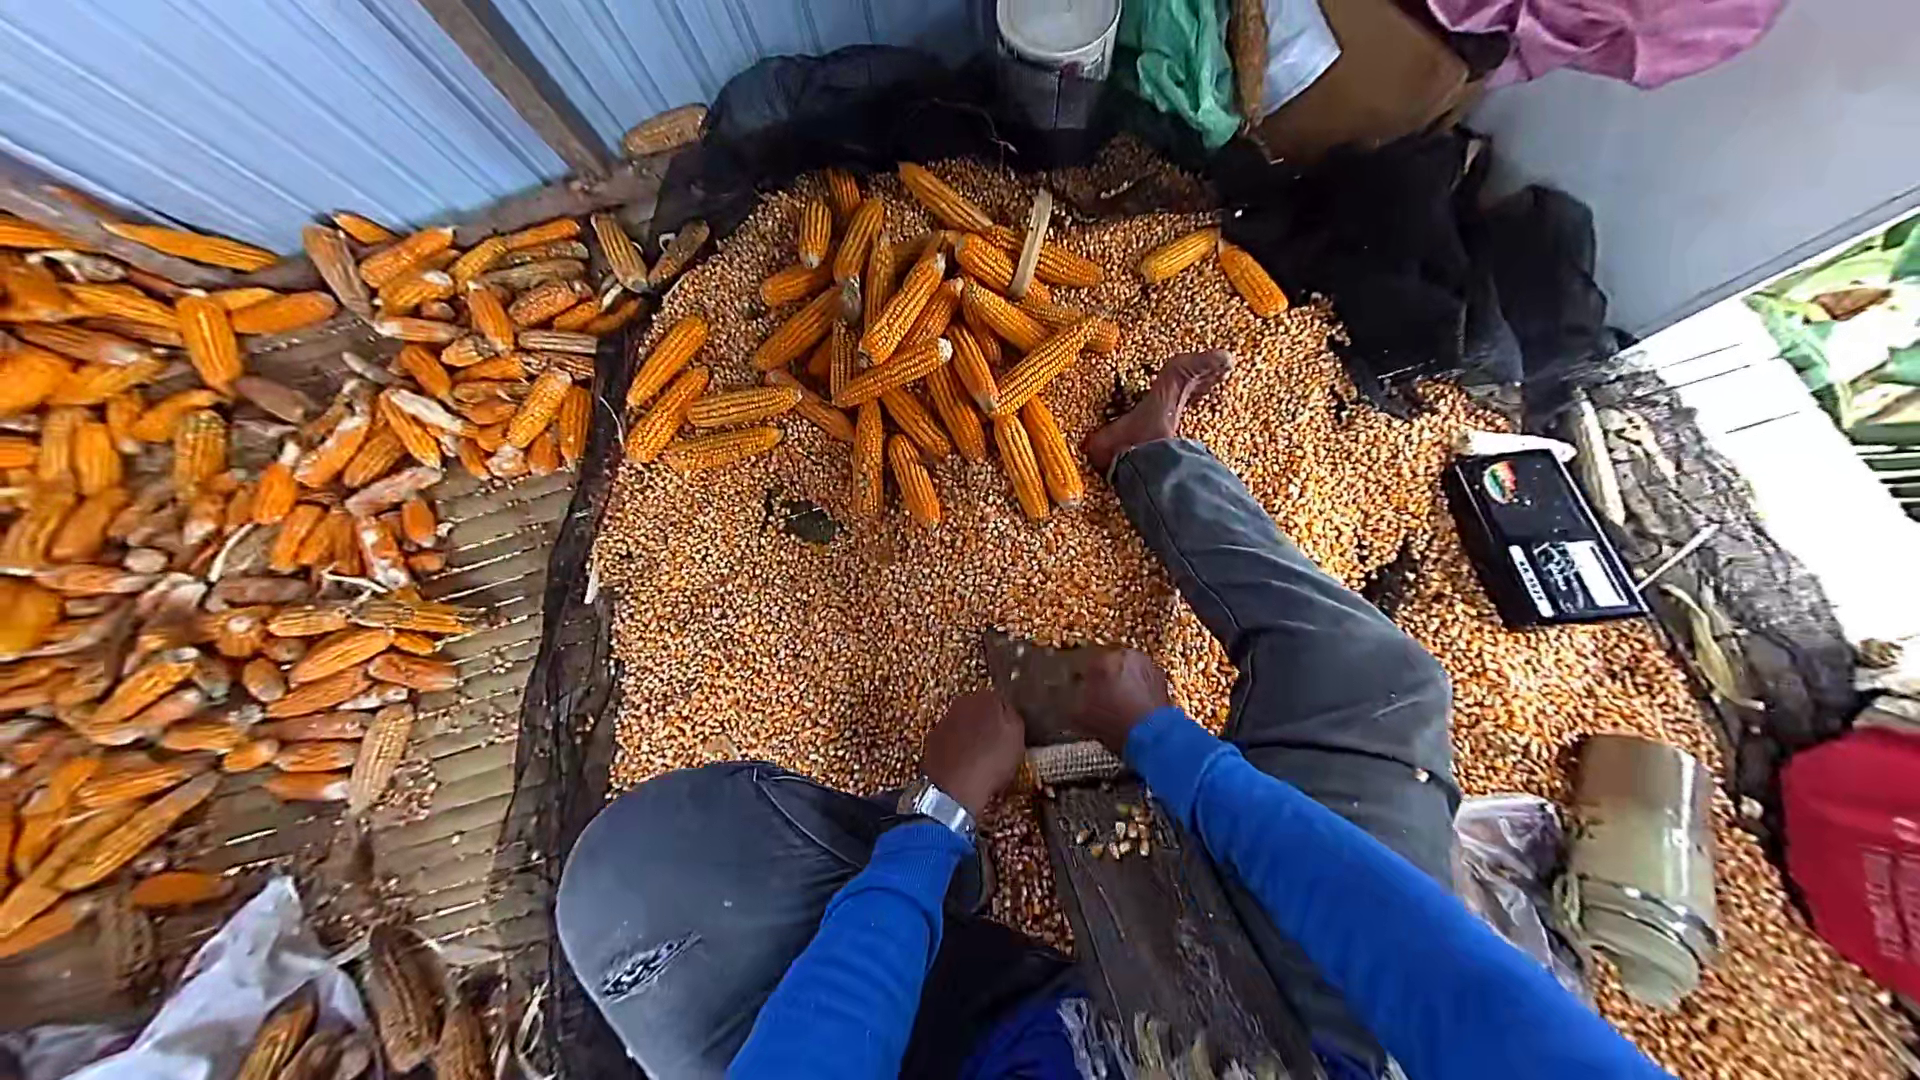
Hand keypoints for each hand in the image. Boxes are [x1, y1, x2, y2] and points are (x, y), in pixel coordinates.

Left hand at [920, 690, 1024, 818]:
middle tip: (996, 746)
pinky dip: (956, 748)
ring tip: (979, 759)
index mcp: (986, 697)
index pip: (1001, 701)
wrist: (954, 787)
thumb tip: (1006, 709)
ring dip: (970, 736)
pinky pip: (950, 740)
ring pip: (963, 724)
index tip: (1010, 735)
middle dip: (986, 723)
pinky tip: (963, 765)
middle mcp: (962, 702)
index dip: (1006, 719)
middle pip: (980, 710)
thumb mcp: (1017, 737)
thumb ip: (1013, 716)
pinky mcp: (932, 739)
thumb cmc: (992, 761)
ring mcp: (944, 720)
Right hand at [1065, 648, 1172, 754]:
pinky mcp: (1161, 676)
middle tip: (1099, 697)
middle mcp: (1124, 654)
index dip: (1080, 679)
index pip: (1083, 663)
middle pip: (1107, 663)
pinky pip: (1142, 678)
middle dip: (1103, 677)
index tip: (1078, 692)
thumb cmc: (1113, 722)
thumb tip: (1062, 690)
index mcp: (1101, 659)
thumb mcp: (1079, 713)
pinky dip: (1138, 687)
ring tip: (1119, 702)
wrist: (1153, 736)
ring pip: (1127, 669)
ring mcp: (1146, 664)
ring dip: (1122, 680)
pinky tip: (1134, 704)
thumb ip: (1068, 696)